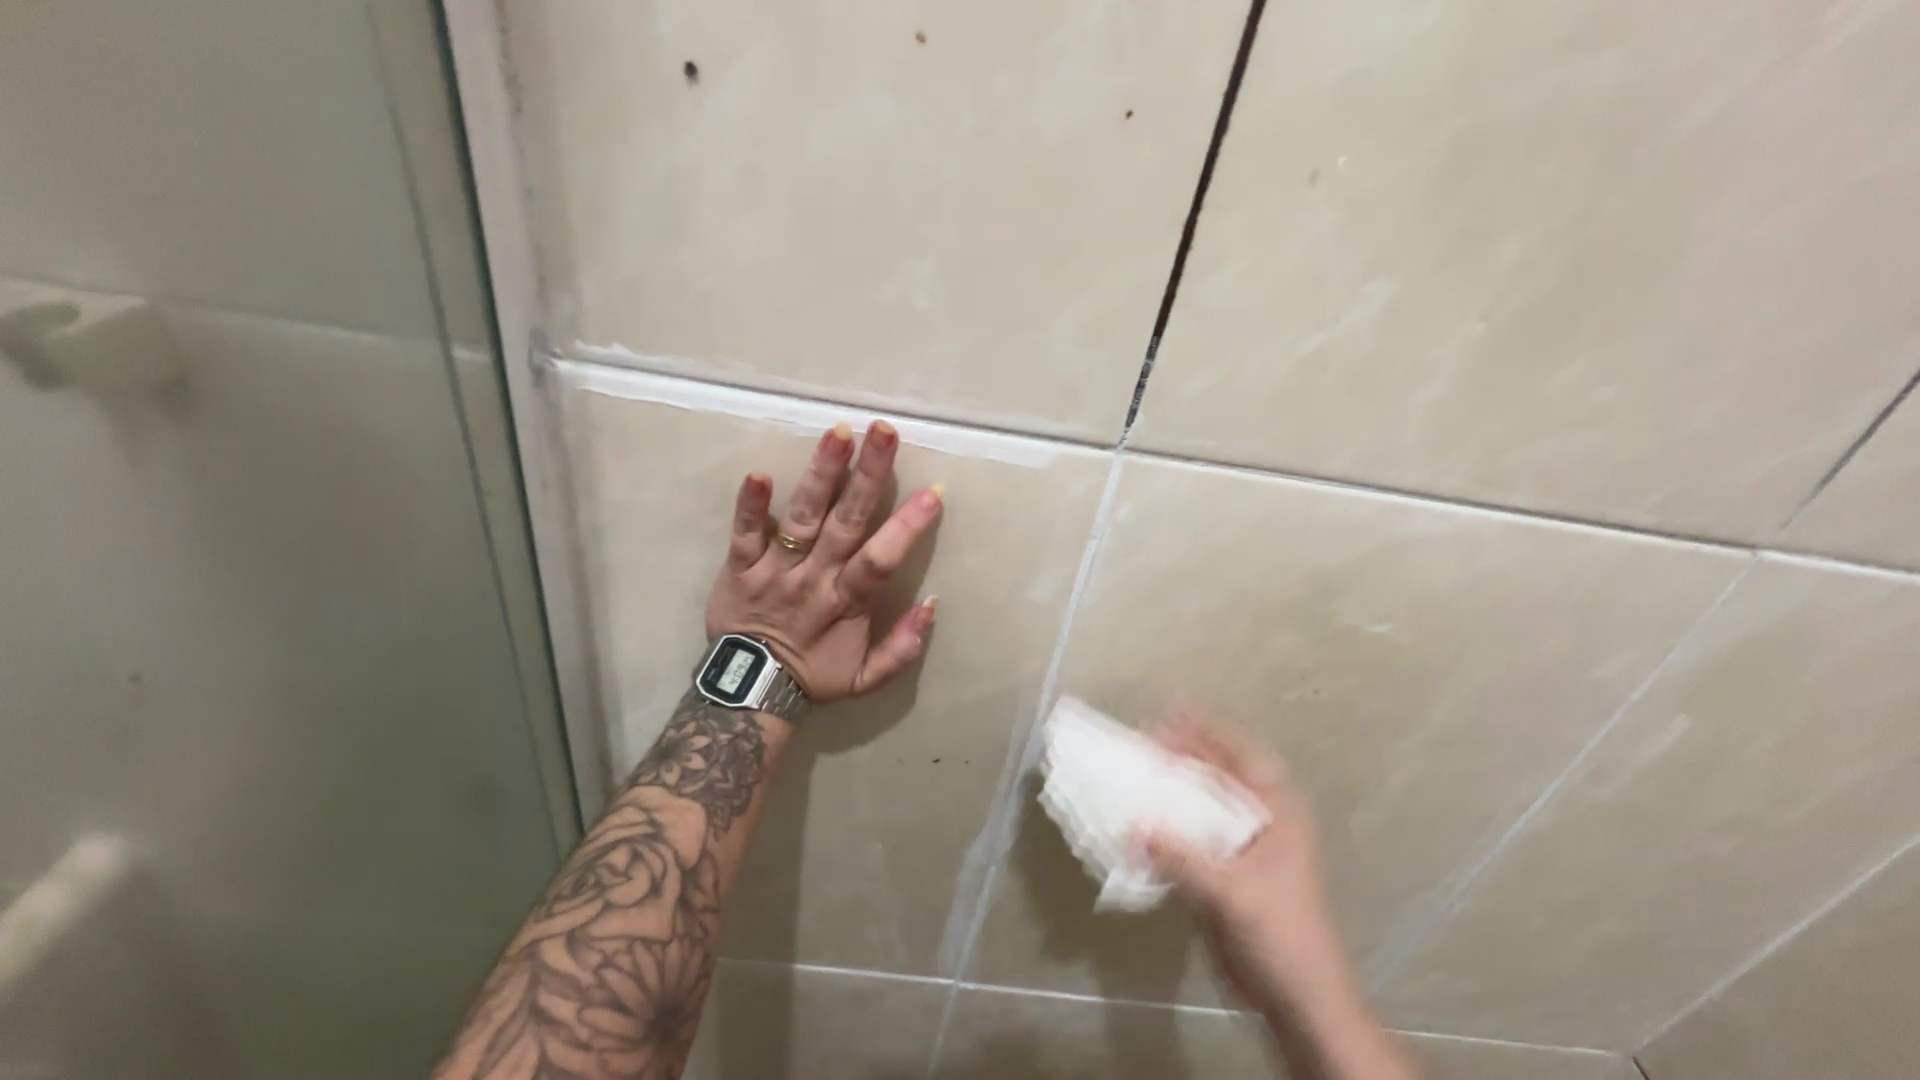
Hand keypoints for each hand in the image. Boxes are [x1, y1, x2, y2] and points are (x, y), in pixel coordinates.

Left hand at [708, 420, 941, 703]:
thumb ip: (903, 648)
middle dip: (867, 476)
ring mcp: (775, 569)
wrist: (749, 690)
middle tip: (884, 431)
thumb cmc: (813, 675)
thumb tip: (931, 605)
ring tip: (837, 433)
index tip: (932, 491)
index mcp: (846, 602)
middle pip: (845, 523)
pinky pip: (745, 533)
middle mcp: (814, 577)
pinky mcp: (740, 566)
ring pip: (802, 517)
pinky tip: (758, 473)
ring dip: (820, 474)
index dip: (906, 526)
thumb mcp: (867, 679)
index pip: (880, 559)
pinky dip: (750, 505)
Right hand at [1140, 710, 1351, 1019]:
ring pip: (1203, 804)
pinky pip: (1191, 837)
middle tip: (1141, 738)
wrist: (1299, 1000)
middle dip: (1183, 754)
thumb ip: (1182, 857)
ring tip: (1132, 771)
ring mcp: (1243, 849)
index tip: (1171, 710)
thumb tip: (1133, 823)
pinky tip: (1137, 821)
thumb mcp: (1233, 894)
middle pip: (1220, 775)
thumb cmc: (1281, 936)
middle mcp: (1261, 822)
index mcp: (1279, 814)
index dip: (1209, 730)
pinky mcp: (1224, 875)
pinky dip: (1166, 825)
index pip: (1244, 756)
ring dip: (1171, 787)